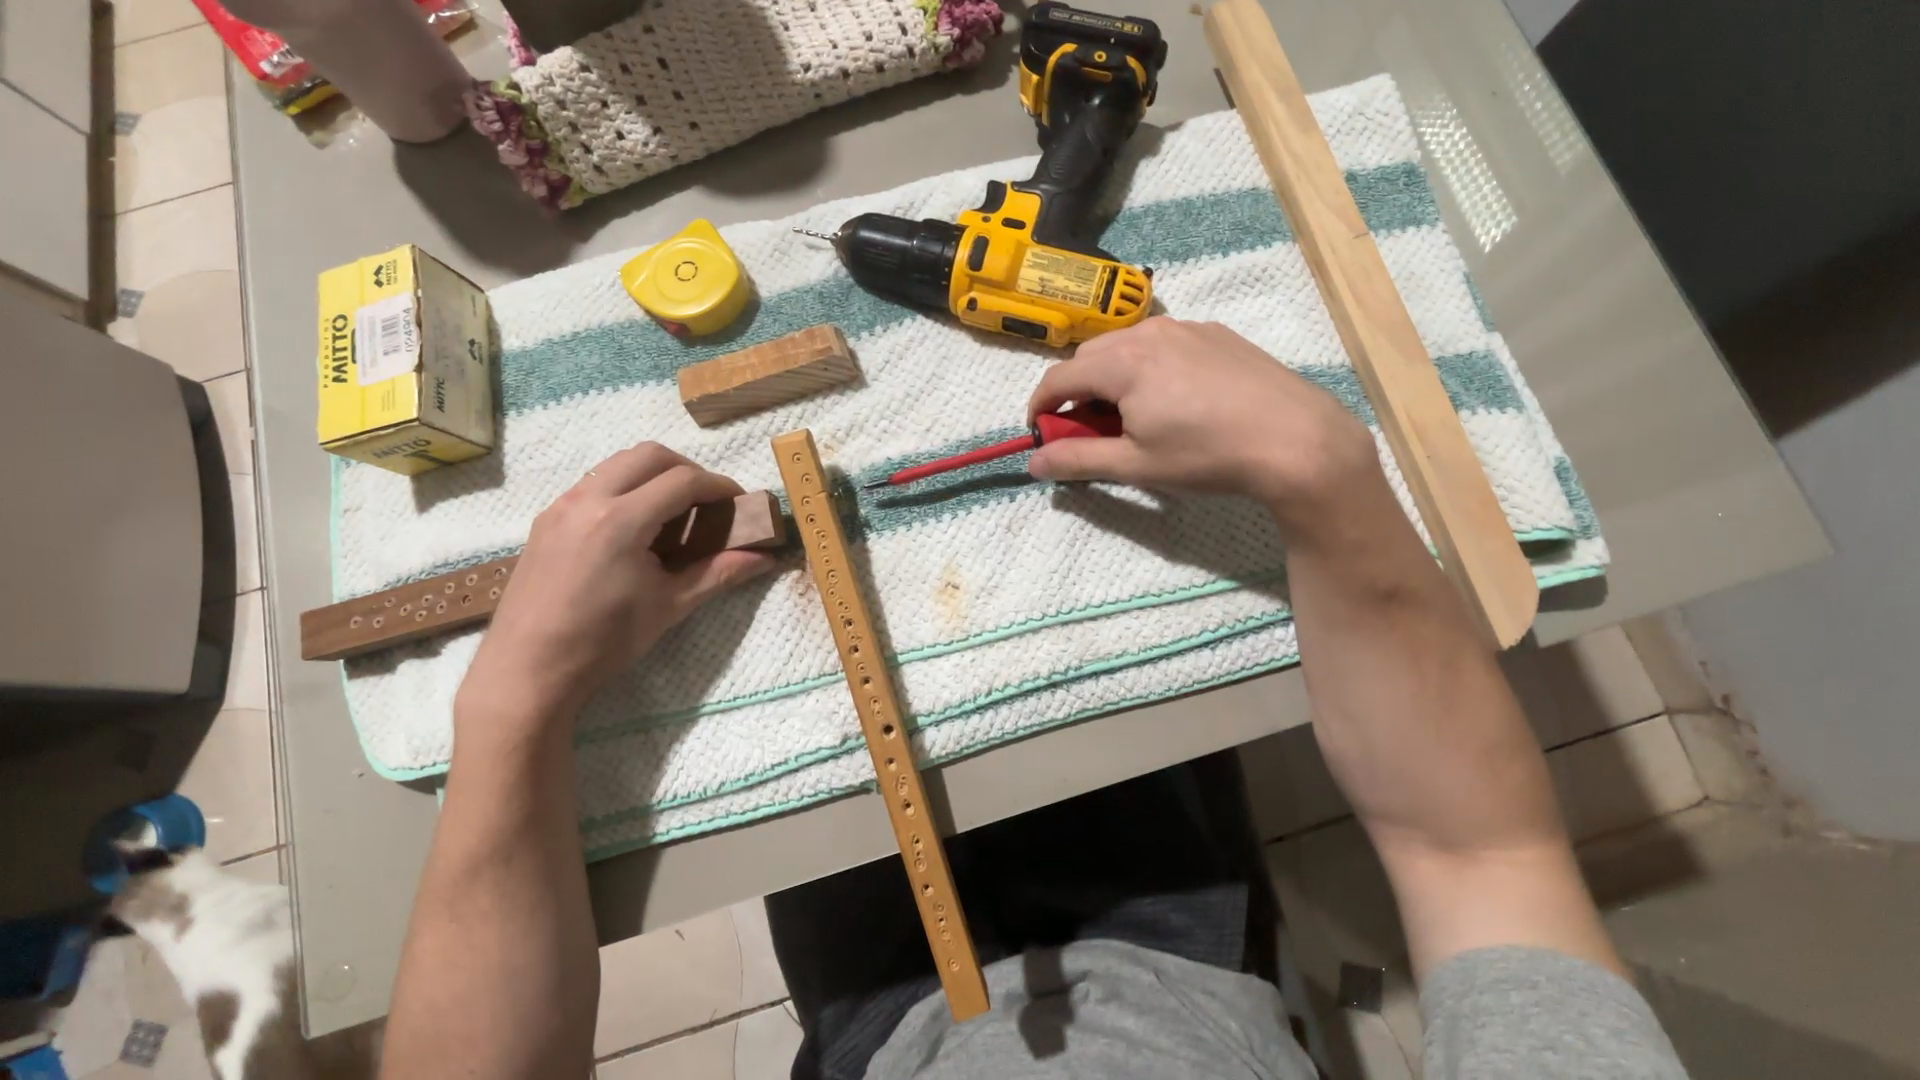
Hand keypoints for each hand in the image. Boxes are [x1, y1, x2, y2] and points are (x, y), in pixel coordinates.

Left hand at [456, 443, 777, 725]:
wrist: (528, 669)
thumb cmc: (604, 641)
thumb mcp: (670, 606)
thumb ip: (719, 574)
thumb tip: (765, 560)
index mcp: (621, 520)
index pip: (683, 481)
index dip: (719, 486)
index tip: (739, 501)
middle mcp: (588, 499)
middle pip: (650, 455)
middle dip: (688, 469)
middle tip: (708, 500)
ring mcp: (562, 506)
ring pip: (617, 463)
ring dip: (653, 473)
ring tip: (674, 508)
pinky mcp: (546, 519)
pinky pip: (593, 483)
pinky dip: (624, 486)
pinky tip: (635, 524)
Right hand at [1027, 317, 1384, 541]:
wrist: (1296, 439)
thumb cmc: (1207, 456)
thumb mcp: (1136, 465)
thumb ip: (1078, 460)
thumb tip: (1034, 463)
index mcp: (1122, 362)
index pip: (1058, 378)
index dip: (1039, 408)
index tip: (1040, 436)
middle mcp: (1149, 332)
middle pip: (1090, 357)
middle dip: (1077, 393)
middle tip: (1089, 433)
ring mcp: (1186, 328)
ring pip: (1127, 347)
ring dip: (1112, 378)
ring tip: (1131, 417)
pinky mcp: (1217, 333)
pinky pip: (1164, 343)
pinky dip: (1148, 367)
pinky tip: (1172, 400)